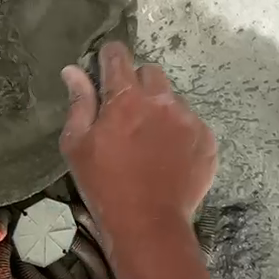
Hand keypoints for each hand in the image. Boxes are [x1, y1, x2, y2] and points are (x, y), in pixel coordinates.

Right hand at [60, 42, 216, 236]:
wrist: (148, 223)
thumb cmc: (103, 184)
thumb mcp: (77, 145)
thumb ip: (79, 103)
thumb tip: (72, 70)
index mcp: (125, 98)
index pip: (118, 56)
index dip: (109, 56)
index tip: (104, 65)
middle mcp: (161, 100)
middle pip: (150, 72)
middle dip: (136, 83)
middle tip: (125, 112)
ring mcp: (188, 119)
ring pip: (171, 98)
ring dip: (158, 108)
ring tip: (147, 140)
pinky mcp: (206, 139)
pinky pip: (190, 122)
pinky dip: (177, 131)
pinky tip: (165, 156)